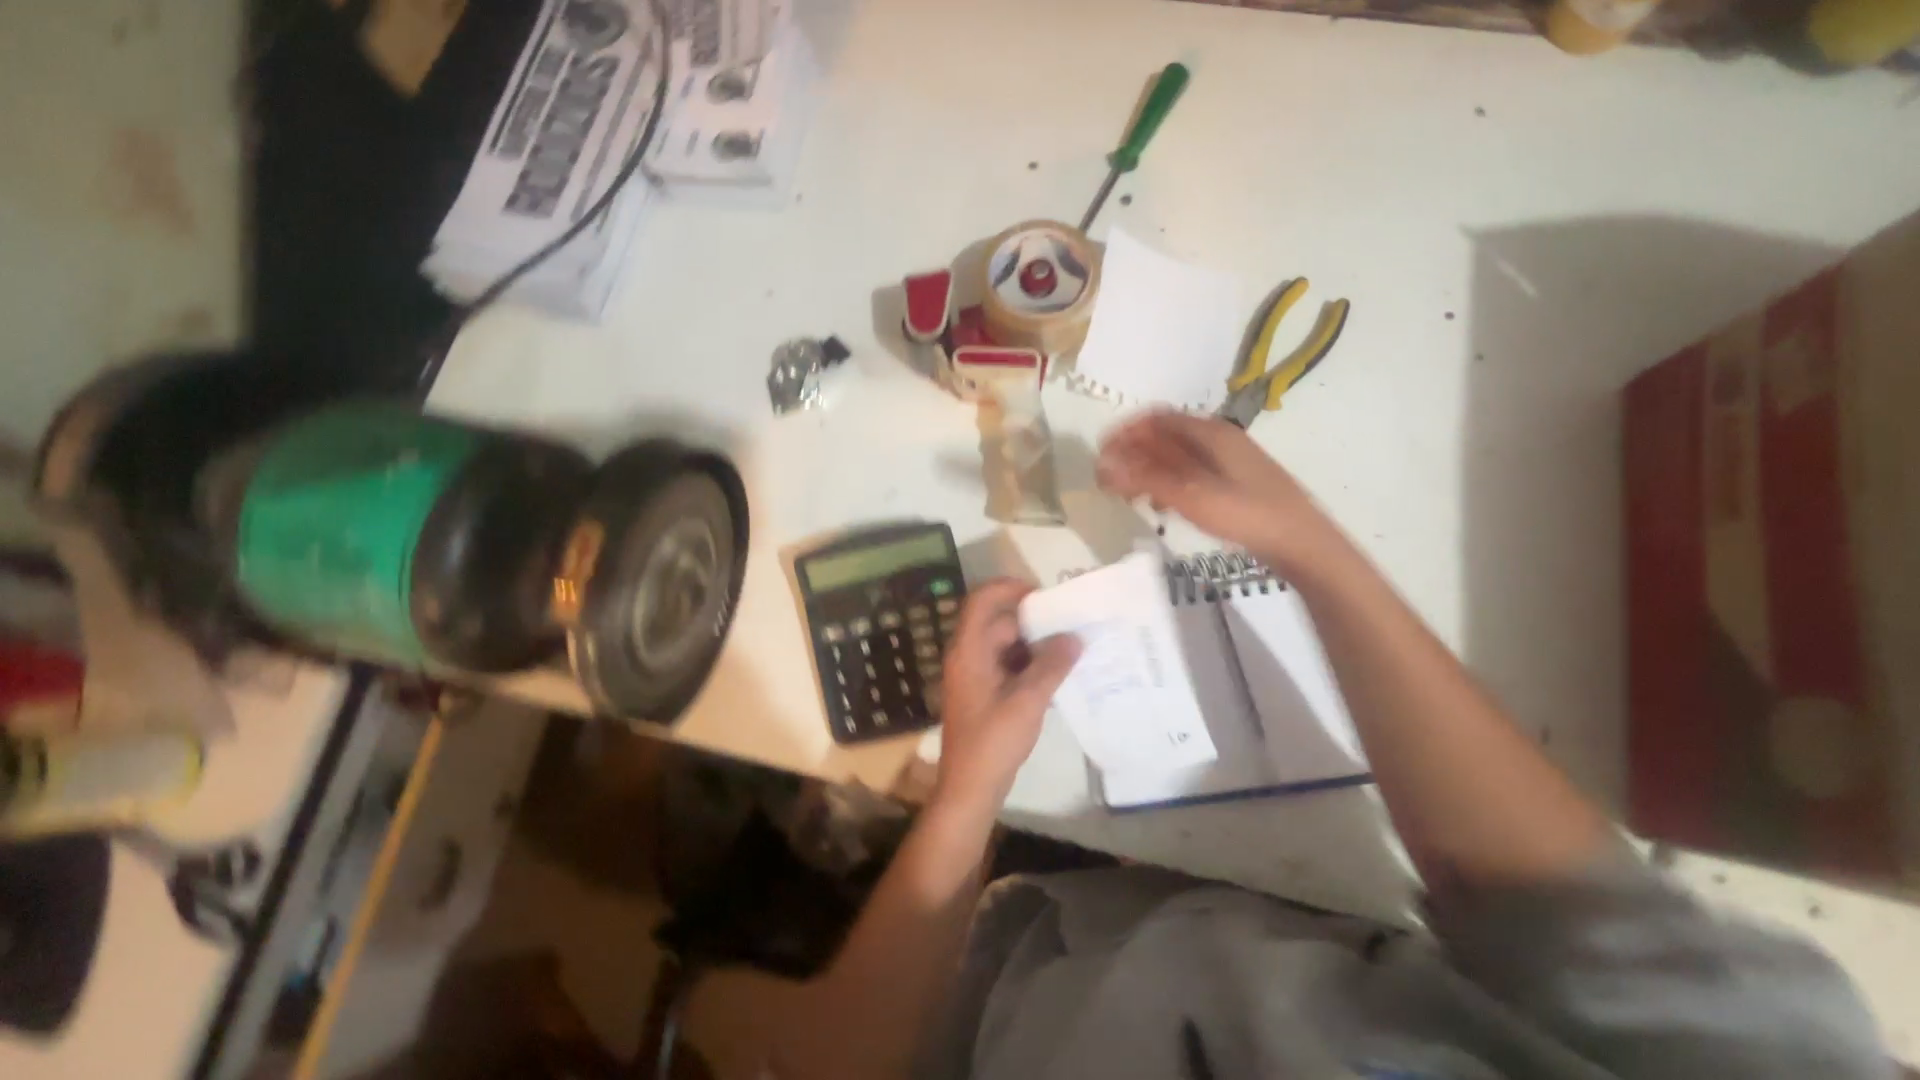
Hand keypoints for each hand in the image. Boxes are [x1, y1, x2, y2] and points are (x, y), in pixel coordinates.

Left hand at [934, 580, 1081, 814]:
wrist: (969, 788)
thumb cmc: (993, 741)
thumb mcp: (1027, 701)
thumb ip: (1051, 666)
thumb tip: (1073, 637)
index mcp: (969, 651)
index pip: (982, 600)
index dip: (1010, 588)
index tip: (1045, 594)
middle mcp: (967, 657)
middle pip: (998, 623)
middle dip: (1033, 621)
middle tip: (1071, 625)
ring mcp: (974, 676)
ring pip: (1005, 646)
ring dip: (1034, 645)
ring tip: (1072, 648)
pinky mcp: (983, 695)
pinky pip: (1007, 667)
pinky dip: (1029, 665)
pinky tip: (1057, 675)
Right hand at [1097, 409, 1342, 576]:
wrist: (1303, 544)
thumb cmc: (1248, 515)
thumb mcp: (1192, 497)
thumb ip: (1147, 478)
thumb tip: (1104, 463)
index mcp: (1211, 433)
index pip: (1156, 418)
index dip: (1124, 432)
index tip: (1100, 455)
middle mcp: (1219, 440)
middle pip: (1165, 436)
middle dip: (1133, 452)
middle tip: (1107, 479)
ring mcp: (1229, 462)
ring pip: (1177, 457)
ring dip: (1148, 469)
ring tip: (1127, 494)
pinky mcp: (1234, 485)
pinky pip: (1191, 475)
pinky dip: (1168, 484)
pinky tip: (1161, 506)